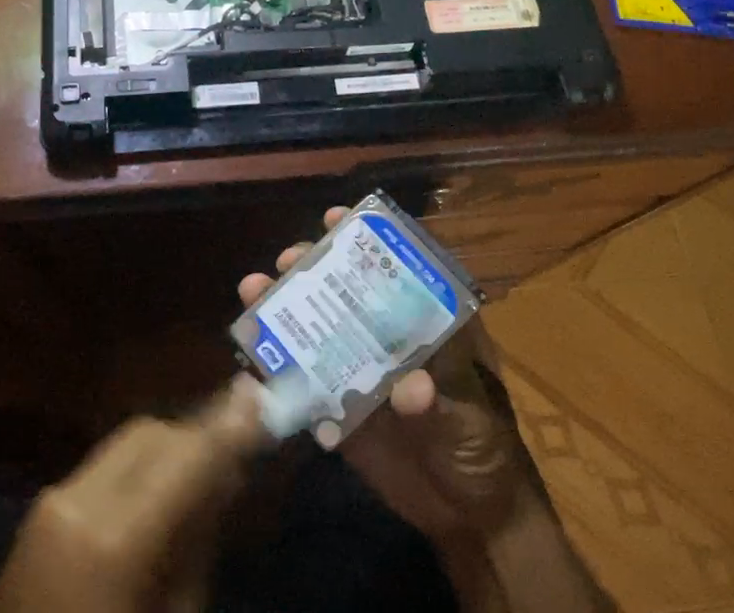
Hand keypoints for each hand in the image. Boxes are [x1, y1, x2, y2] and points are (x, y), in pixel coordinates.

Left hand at [0, 377, 269, 612]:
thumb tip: (224, 477)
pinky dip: (141, 468)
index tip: (259, 394)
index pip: (187, 458)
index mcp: (114, 537)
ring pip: (128, 443)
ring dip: (170, 449)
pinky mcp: (42, 507)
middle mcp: (79, 498)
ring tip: (203, 475)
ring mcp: (53, 499)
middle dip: (198, 436)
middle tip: (238, 453)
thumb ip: (198, 541)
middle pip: (154, 434)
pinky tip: (161, 491)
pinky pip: (105, 466)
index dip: (229, 425)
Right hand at [238, 207, 526, 541]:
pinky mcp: (339, 408)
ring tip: (255, 287)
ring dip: (287, 307)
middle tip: (289, 257)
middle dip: (318, 267)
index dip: (368, 242)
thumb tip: (411, 389)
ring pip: (321, 328)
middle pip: (351, 291)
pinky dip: (277, 365)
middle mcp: (391, 338)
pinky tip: (250, 351)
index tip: (337, 218)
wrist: (466, 515)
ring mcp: (362, 371)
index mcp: (430, 326)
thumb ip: (442, 405)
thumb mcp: (471, 422)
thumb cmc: (484, 452)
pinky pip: (304, 381)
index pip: (398, 270)